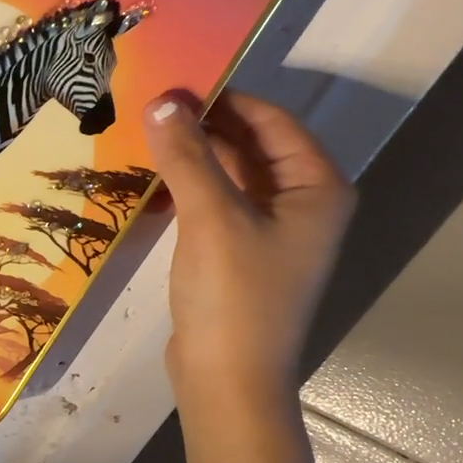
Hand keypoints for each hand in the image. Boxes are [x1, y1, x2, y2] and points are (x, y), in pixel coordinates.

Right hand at [144, 90, 355, 405]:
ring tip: (144, 145)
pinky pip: (215, 210)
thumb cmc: (234, 293)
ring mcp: (271, 234)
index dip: (226, 100)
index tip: (173, 86)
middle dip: (204, 130)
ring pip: (230, 180)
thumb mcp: (211, 218)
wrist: (228, 375)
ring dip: (192, 162)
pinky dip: (187, 195)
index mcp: (318, 187)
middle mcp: (303, 205)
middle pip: (253, 149)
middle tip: (149, 113)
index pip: (273, 123)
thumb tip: (163, 100)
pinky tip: (153, 192)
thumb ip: (187, 157)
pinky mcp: (239, 259)